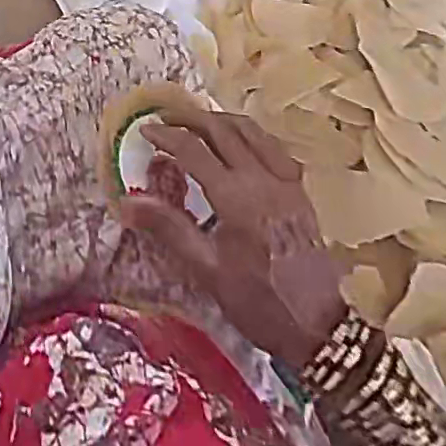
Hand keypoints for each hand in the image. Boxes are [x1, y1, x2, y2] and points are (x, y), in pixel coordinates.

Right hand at [120, 106, 346, 366]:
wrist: (319, 327)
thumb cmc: (259, 302)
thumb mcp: (208, 270)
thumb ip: (168, 228)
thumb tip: (126, 201)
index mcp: (236, 197)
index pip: (193, 150)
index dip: (166, 136)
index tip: (145, 130)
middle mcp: (262, 178)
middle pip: (222, 130)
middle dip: (190, 119)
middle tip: (166, 119)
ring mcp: (286, 180)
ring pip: (251, 130)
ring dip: (220, 120)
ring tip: (197, 124)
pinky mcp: (300, 188)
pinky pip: (272, 145)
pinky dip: (249, 134)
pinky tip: (239, 144)